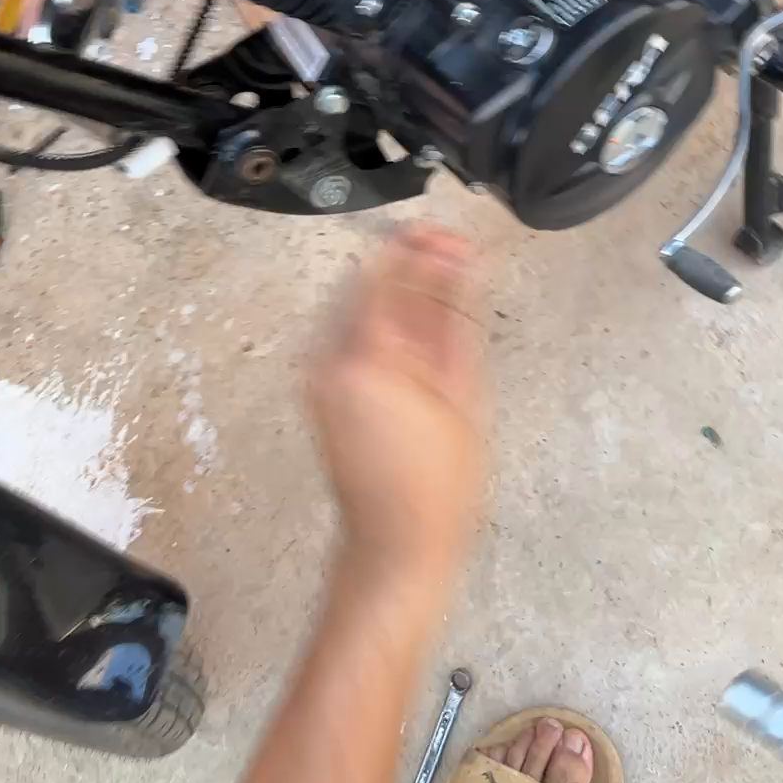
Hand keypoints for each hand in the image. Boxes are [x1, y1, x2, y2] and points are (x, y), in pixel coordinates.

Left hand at [308, 225, 486, 577]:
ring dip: (397, 293)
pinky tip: (418, 331)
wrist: (395, 546)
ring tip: (445, 293)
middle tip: (455, 259)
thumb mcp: (462, 394)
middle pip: (364, 283)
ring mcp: (317, 377)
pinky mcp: (319, 394)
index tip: (452, 236)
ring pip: (354, 308)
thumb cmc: (439, 483)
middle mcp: (328, 359)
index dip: (420, 244)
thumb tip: (465, 263)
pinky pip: (347, 338)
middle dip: (410, 263)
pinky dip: (382, 324)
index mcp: (364, 356)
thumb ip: (457, 319)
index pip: (385, 271)